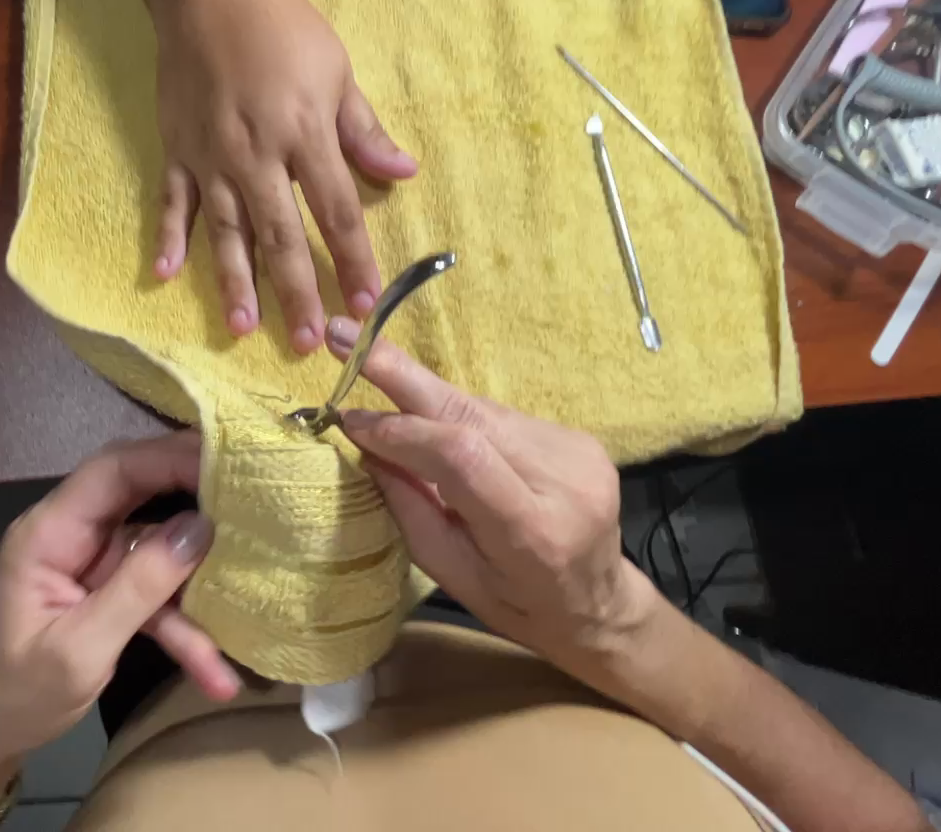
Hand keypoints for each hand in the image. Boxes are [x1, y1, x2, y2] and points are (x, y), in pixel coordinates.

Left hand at [0, 434, 239, 829]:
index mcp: (49, 530)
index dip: (166, 457)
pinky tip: (218, 672)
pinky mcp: (107, 594)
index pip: (111, 470)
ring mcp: (92, 563)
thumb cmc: (13, 695)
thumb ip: (139, 587)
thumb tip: (201, 528)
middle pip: (138, 490)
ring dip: (198, 571)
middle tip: (250, 487)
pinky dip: (184, 628)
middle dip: (192, 488)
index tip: (223, 460)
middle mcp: (72, 533)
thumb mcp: (79, 650)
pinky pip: (154, 596)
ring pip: (156, 544)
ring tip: (252, 568)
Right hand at [152, 0, 416, 353]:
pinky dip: (168, 237)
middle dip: (298, 292)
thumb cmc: (284, 28)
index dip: (354, 261)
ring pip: (227, 232)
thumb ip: (364, 130)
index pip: (337, 211)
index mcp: (305, 135)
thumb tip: (405, 172)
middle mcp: (258, 156)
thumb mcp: (337, 72)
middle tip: (307, 343)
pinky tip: (163, 275)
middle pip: (282, 237)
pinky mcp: (177, 151)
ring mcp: (211, 158)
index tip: (367, 304)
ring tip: (244, 329)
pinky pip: (172, 202)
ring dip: (236, 283)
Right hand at [325, 317, 660, 661]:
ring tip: (393, 416)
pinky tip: (448, 436)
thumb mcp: (448, 570)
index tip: (348, 419)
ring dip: (426, 404)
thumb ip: (406, 503)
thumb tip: (362, 439)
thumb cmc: (515, 601)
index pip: (460, 455)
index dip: (400, 429)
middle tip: (342, 336)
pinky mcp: (578, 436)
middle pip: (468, 413)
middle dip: (398, 373)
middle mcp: (563, 480)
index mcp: (532, 531)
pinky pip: (496, 413)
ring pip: (477, 407)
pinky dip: (458, 417)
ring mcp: (576, 451)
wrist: (598, 604)